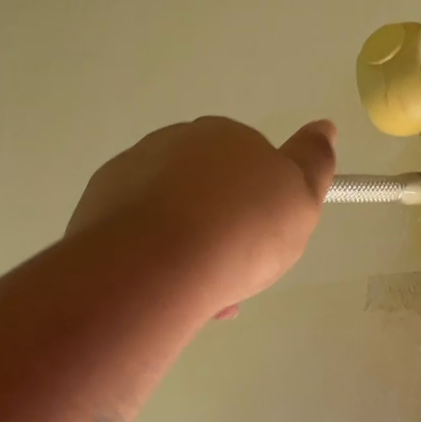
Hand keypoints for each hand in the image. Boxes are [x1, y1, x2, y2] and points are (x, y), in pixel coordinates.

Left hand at [67, 116, 335, 319]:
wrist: (159, 262)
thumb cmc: (242, 230)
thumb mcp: (299, 198)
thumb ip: (313, 164)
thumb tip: (323, 127)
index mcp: (223, 135)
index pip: (247, 165)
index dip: (258, 207)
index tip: (264, 244)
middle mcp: (172, 143)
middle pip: (204, 190)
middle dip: (220, 229)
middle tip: (233, 274)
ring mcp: (129, 173)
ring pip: (168, 215)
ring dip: (186, 248)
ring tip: (200, 294)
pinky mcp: (97, 208)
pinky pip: (135, 234)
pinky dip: (152, 258)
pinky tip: (164, 290)